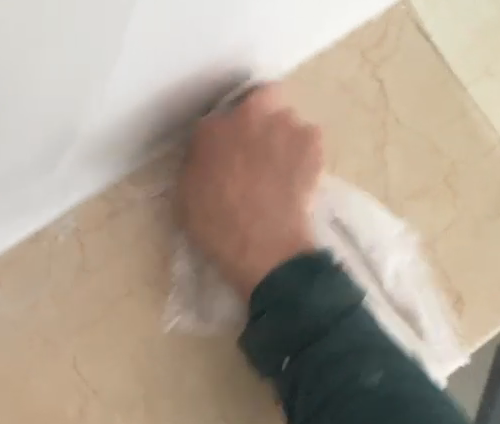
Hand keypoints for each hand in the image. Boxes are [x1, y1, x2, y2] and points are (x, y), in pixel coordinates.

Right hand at [177, 85, 325, 299]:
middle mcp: (249, 113)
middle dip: (259, 118)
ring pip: (286, 121)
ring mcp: (285, 123)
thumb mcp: (186, 199)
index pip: (214, 122)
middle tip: (256, 150)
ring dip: (282, 138)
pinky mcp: (313, 140)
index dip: (221, 140)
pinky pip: (307, 141)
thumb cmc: (216, 228)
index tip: (223, 157)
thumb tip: (205, 157)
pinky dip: (303, 155)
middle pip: (258, 100)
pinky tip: (297, 179)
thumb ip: (195, 166)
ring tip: (279, 172)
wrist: (262, 247)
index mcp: (211, 129)